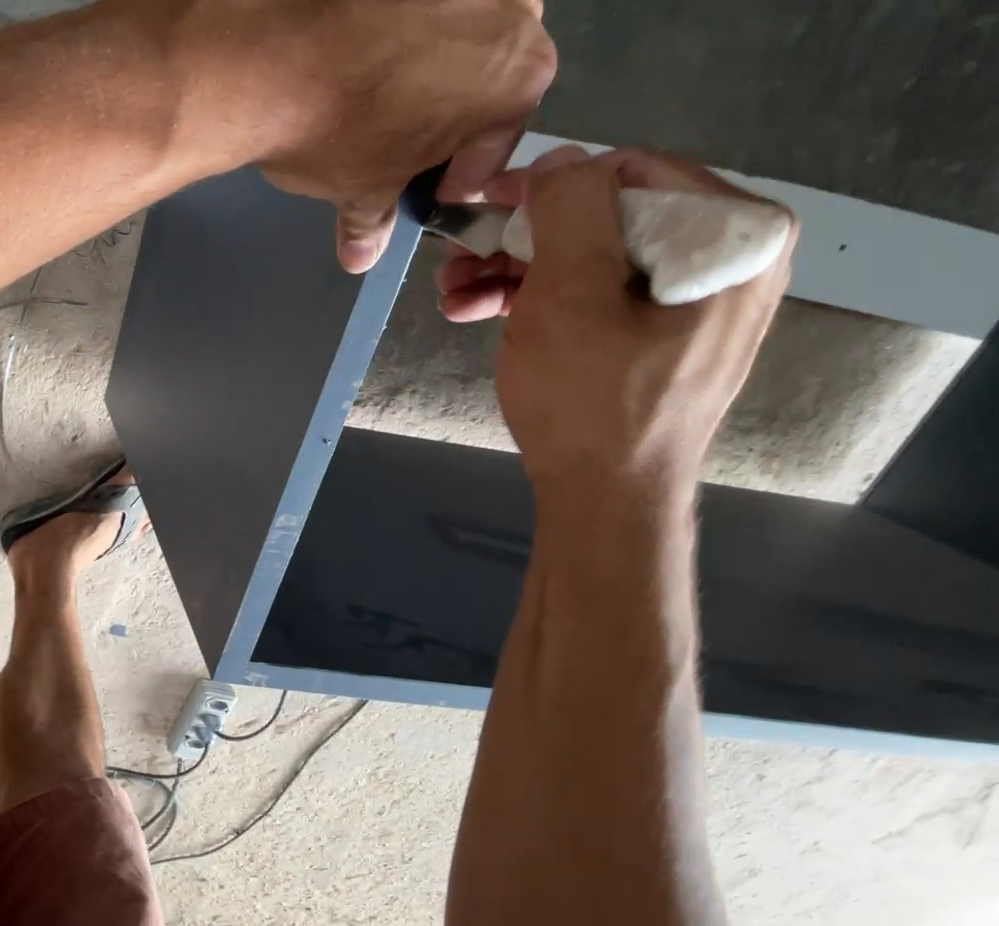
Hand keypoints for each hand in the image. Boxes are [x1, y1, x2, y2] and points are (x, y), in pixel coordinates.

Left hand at [151, 0, 555, 272]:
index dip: (453, 177)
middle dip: (442, 114)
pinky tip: (352, 50)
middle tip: (394, 140)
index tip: (425, 190)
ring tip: (366, 93)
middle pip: (482, 77)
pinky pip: (410, 5)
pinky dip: (387, 28)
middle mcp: (518, 7)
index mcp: (522, 77)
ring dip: (419, 64)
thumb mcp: (361, 187)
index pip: (494, 144)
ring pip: (451, 29)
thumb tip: (364, 253)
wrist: (274, 56)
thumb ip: (374, 218)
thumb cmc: (337, 129)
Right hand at [444, 147, 796, 492]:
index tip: (479, 209)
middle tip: (455, 258)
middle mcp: (731, 258)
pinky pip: (598, 298)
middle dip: (521, 238)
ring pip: (593, 260)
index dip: (545, 188)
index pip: (630, 174)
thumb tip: (558, 161)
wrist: (605, 501)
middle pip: (607, 220)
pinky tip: (480, 312)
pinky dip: (540, 302)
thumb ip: (570, 210)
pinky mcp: (662, 336)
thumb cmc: (590, 401)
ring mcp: (697, 300)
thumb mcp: (570, 296)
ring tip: (452, 293)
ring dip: (516, 271)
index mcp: (737, 236)